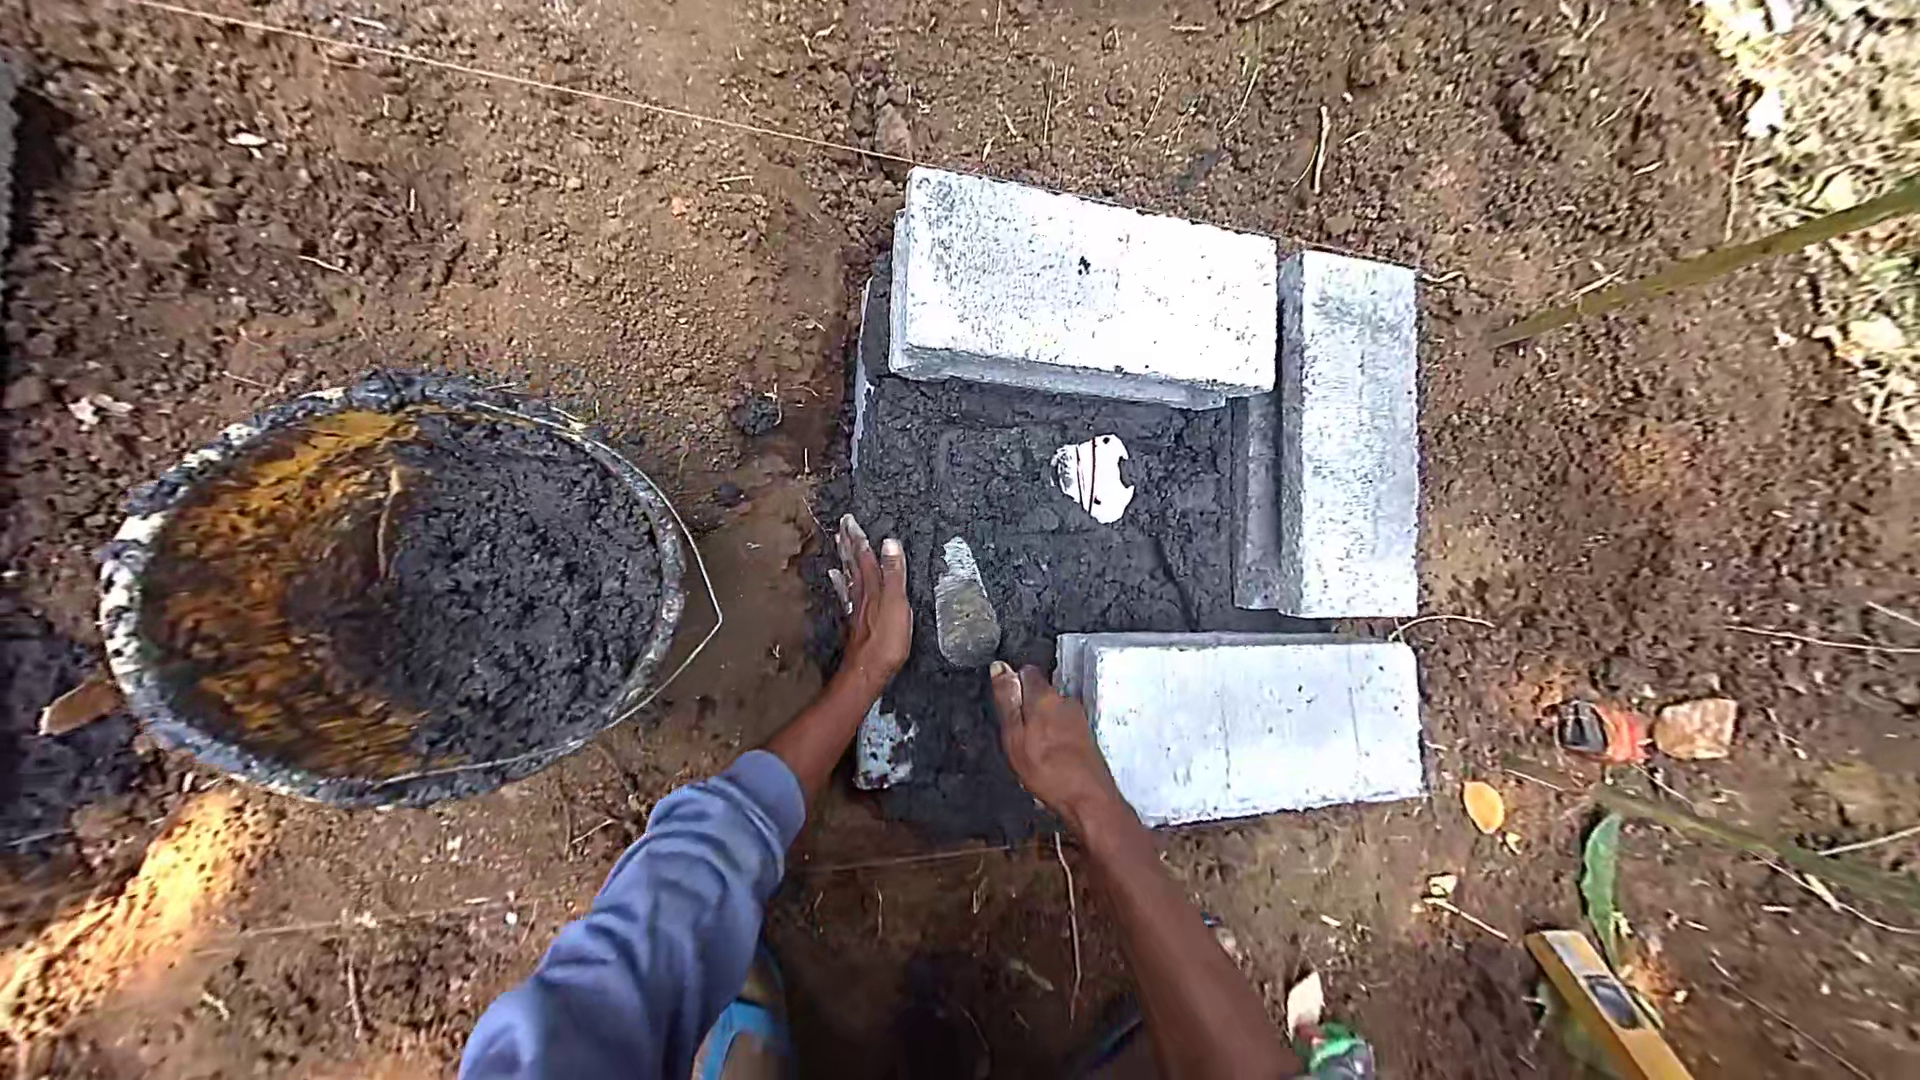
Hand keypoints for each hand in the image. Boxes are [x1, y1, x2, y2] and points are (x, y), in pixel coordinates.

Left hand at [828, 514, 909, 694]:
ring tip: (839, 544)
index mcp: (873, 587)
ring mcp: (856, 608)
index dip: (859, 538)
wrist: (866, 672)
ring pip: (849, 577)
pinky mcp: (855, 622)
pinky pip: (846, 596)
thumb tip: (890, 542)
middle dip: (849, 543)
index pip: (865, 556)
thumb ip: (894, 574)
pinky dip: (840, 583)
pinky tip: (835, 578)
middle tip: (842, 525)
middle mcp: (862, 594)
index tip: (850, 519)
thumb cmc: (886, 641)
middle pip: (853, 564)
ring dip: (845, 559)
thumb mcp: (897, 605)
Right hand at [990, 662, 1125, 830]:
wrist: (1088, 800)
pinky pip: (1062, 728)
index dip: (1013, 685)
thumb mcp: (1015, 737)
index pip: (1026, 672)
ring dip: (1040, 726)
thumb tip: (1000, 668)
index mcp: (1045, 697)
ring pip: (1051, 712)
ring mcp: (1078, 718)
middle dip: (1027, 709)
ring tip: (1034, 753)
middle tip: (1018, 737)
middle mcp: (1065, 701)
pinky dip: (1053, 739)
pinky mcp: (1085, 734)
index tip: (1007, 706)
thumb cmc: (1051, 773)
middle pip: (1039, 693)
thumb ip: (1007, 700)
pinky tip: (1049, 761)